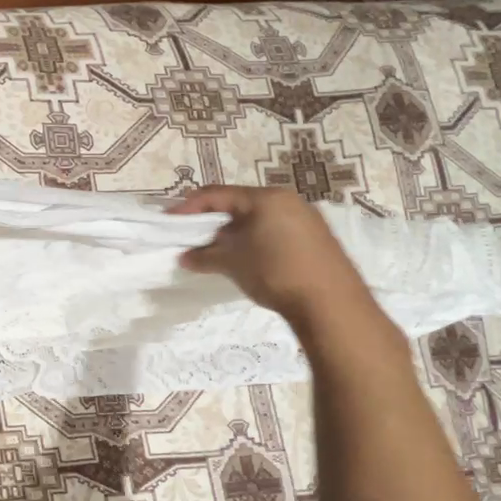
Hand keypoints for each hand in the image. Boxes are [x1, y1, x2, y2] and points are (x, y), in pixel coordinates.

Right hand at [169, 186, 370, 321]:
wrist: (331, 305)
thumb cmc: (274, 272)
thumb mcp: (230, 262)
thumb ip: (203, 255)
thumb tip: (185, 257)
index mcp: (266, 198)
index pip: (215, 195)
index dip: (187, 208)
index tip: (168, 223)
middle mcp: (288, 201)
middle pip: (237, 203)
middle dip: (210, 220)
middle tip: (190, 235)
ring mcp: (306, 219)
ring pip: (256, 218)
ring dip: (231, 231)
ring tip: (215, 249)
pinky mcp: (316, 238)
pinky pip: (274, 229)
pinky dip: (252, 239)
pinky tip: (244, 257)